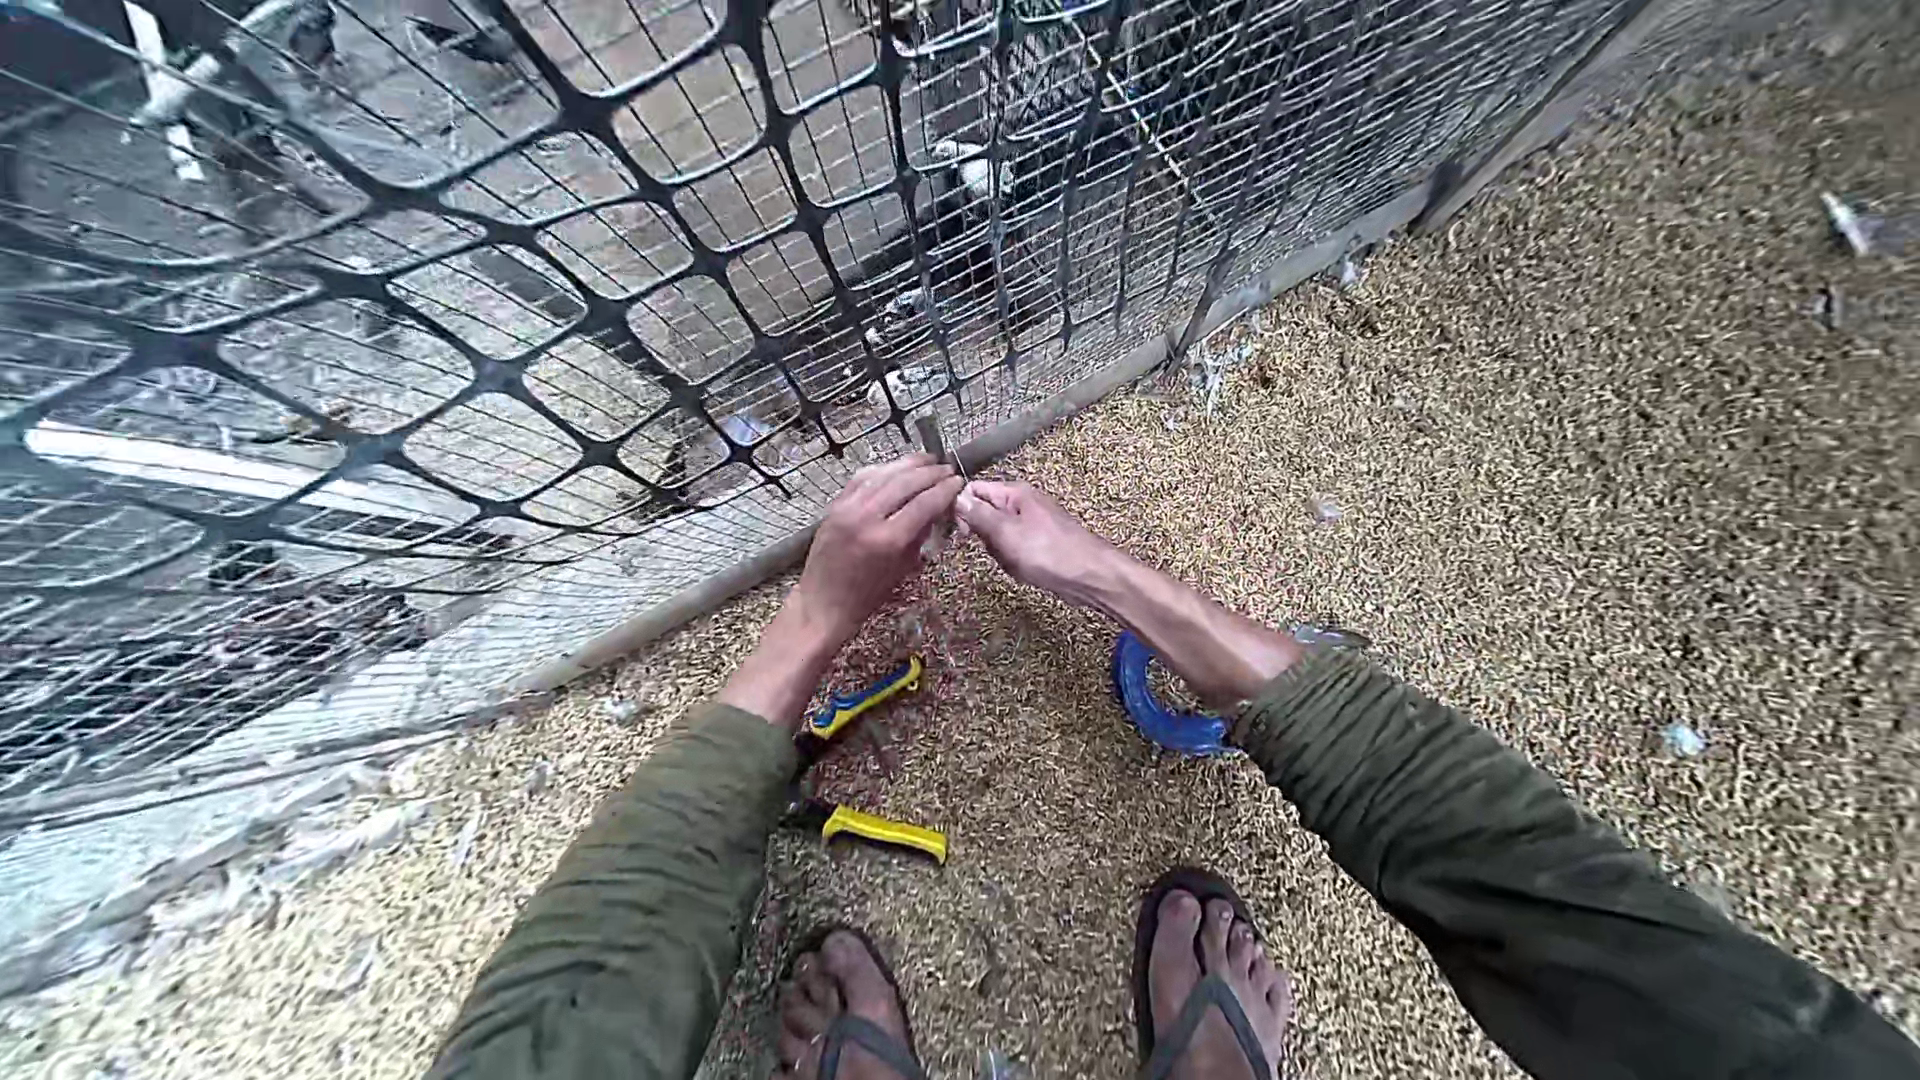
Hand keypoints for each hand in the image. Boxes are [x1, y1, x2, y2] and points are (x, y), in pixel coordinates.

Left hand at [791, 454, 962, 643]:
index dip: (945, 490)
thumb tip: (937, 509)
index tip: (958, 482)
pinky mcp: (835, 506)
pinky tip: (896, 467)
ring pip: (883, 474)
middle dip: (930, 472)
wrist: (822, 603)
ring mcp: (847, 508)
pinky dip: (883, 469)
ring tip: (927, 460)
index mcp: (887, 540)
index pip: (924, 503)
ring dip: (908, 464)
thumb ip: (920, 536)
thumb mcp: (903, 569)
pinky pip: (862, 478)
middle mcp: (866, 517)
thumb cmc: (866, 596)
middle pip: (905, 482)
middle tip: (946, 469)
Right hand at [957, 477, 1296, 705]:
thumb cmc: (1052, 554)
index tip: (952, 530)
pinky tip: (1024, 571)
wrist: (1093, 578)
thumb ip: (978, 516)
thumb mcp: (1007, 534)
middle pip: (982, 513)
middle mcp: (1021, 504)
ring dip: (997, 553)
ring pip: (995, 536)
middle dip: (980, 535)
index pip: (973, 490)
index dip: (958, 507)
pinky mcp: (1037, 544)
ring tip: (1013, 562)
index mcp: (1014, 493)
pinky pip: (1011, 551)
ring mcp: (1030, 525)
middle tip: (992, 550)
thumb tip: (955, 497)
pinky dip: (1012, 562)